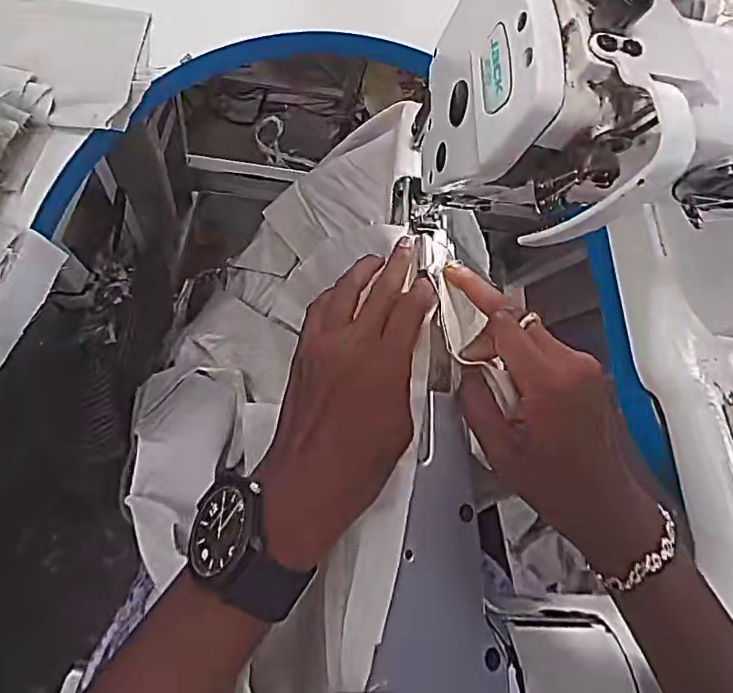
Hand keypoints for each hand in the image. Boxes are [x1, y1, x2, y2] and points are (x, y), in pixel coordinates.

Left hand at [253, 239, 434, 571]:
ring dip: (363, 271)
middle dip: (397, 266)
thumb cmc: (353, 466)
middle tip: (406, 250)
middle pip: (379, 292)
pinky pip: (320, 310)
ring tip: (375, 259)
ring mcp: (324, 347)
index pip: (408, 311)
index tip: (427, 282)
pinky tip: (342, 290)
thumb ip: (409, 377)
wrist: (306, 482)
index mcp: (384, 364)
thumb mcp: (403, 421)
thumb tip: (412, 353)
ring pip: (346, 292)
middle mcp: (352, 347)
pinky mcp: (305, 353)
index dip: (421, 292)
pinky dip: (335, 293)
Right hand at [446, 265, 667, 580]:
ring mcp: (584, 366)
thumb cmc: (562, 488)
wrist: (606, 506)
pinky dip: (528, 361)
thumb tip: (464, 367)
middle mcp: (572, 364)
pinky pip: (548, 348)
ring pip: (533, 333)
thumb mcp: (499, 448)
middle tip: (473, 363)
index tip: (457, 278)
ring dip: (509, 349)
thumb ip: (474, 396)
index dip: (474, 294)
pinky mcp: (588, 371)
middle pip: (519, 321)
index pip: (505, 319)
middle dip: (489, 335)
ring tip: (504, 394)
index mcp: (549, 380)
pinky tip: (524, 397)